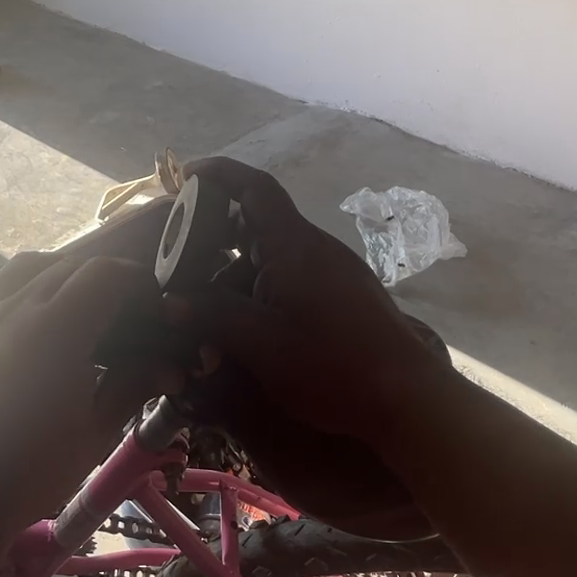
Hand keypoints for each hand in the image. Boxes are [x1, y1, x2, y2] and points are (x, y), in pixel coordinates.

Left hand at [0, 253, 178, 533]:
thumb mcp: (98, 430)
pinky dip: (19, 282)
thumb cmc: (35, 467)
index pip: (105, 273)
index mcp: (58, 328)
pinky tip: (30, 308)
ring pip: (28, 265)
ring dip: (61, 272)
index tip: (153, 303)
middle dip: (106, 280)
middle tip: (127, 314)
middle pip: (71, 266)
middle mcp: (18, 306)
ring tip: (78, 304)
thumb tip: (169, 367)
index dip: (136, 280)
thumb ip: (134, 386)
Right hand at [165, 158, 454, 439]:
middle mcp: (312, 251)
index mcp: (294, 247)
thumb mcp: (261, 344)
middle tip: (176, 261)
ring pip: (267, 261)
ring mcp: (329, 274)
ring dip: (232, 279)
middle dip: (213, 241)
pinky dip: (255, 295)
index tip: (186, 176)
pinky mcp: (337, 299)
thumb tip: (168, 301)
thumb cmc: (333, 367)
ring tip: (201, 315)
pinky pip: (285, 282)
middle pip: (255, 227)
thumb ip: (212, 315)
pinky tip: (238, 331)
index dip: (219, 175)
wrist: (408, 401)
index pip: (255, 190)